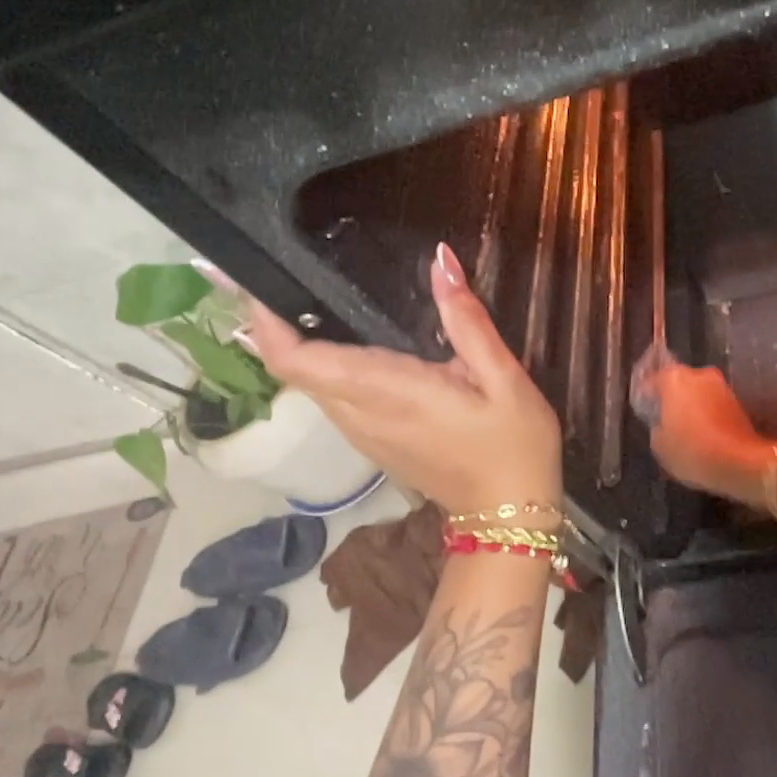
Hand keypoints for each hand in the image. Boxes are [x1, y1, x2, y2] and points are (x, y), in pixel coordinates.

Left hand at [249, 244, 560, 518]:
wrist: (509, 517)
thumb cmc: (514, 446)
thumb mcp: (505, 379)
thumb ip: (467, 320)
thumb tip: (440, 259)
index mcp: (388, 392)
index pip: (298, 361)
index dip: (267, 322)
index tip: (263, 280)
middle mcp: (360, 415)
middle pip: (296, 369)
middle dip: (282, 323)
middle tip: (295, 274)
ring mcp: (363, 435)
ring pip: (313, 385)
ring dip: (305, 346)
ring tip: (325, 300)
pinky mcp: (373, 444)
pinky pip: (335, 399)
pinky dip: (329, 369)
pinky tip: (362, 345)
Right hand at [633, 354, 764, 496]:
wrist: (740, 462)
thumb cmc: (692, 450)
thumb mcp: (659, 445)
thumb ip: (656, 426)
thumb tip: (662, 422)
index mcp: (674, 379)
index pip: (651, 381)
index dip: (646, 397)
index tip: (644, 410)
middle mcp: (699, 375)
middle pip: (678, 383)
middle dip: (671, 398)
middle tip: (665, 419)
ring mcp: (722, 386)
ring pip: (698, 393)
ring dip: (691, 406)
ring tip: (685, 430)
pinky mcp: (738, 402)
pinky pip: (713, 405)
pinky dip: (707, 415)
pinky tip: (703, 433)